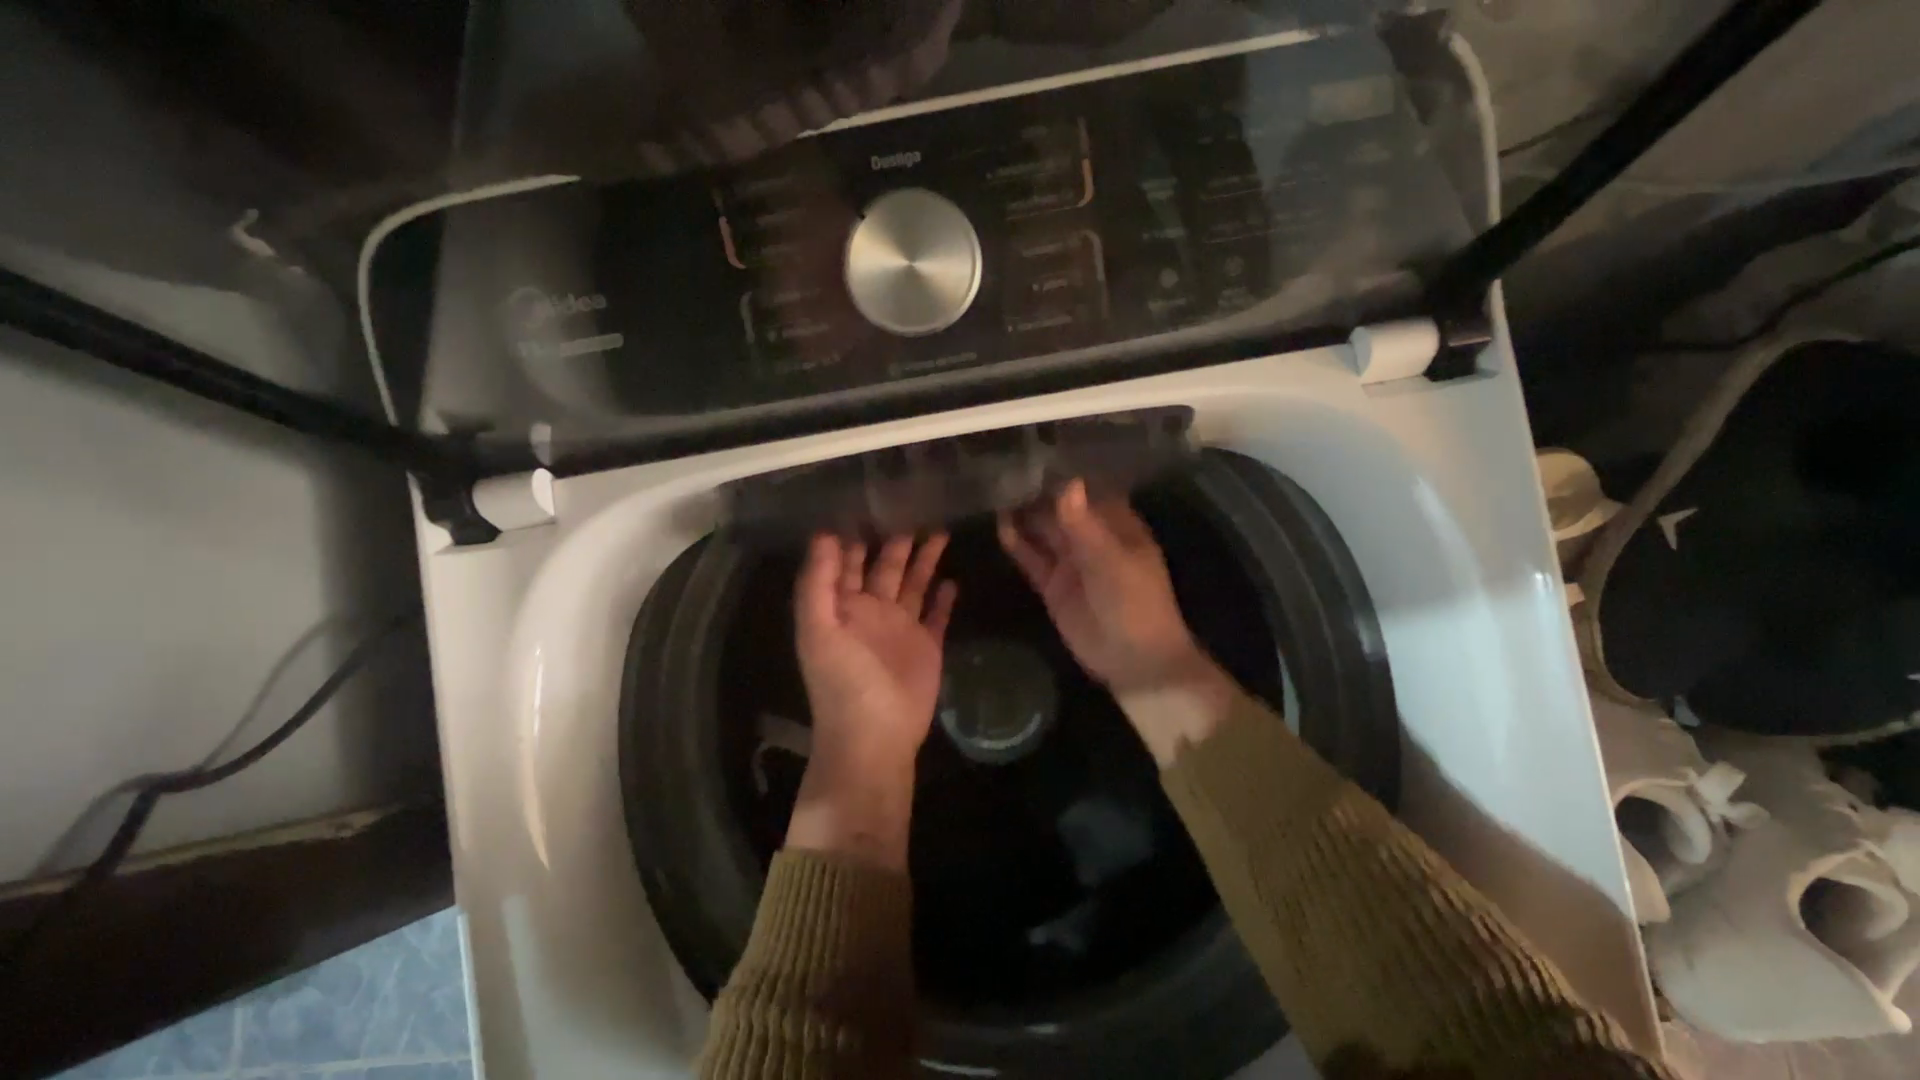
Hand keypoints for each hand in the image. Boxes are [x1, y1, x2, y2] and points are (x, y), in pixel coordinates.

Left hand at [788, 533, 956, 868]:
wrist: (875, 738)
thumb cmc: (843, 683)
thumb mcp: (819, 630)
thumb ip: (819, 582)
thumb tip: (824, 533)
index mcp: (840, 606)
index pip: (845, 560)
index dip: (853, 531)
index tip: (867, 497)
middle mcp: (870, 611)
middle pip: (884, 566)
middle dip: (895, 538)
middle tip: (913, 503)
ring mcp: (900, 629)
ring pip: (913, 584)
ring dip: (923, 559)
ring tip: (939, 528)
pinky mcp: (927, 646)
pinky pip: (936, 615)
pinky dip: (943, 597)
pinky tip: (953, 578)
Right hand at [998, 481, 1233, 763]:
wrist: (1134, 662)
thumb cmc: (1136, 604)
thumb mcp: (1111, 561)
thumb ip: (1084, 525)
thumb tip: (1067, 482)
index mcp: (1119, 526)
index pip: (1091, 489)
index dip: (1068, 471)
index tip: (1040, 448)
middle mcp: (1094, 539)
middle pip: (1063, 508)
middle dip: (1040, 490)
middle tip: (1007, 464)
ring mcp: (1072, 562)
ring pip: (1044, 531)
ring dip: (1024, 514)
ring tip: (996, 488)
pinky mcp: (1053, 586)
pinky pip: (1032, 559)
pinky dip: (1017, 543)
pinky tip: (1000, 525)